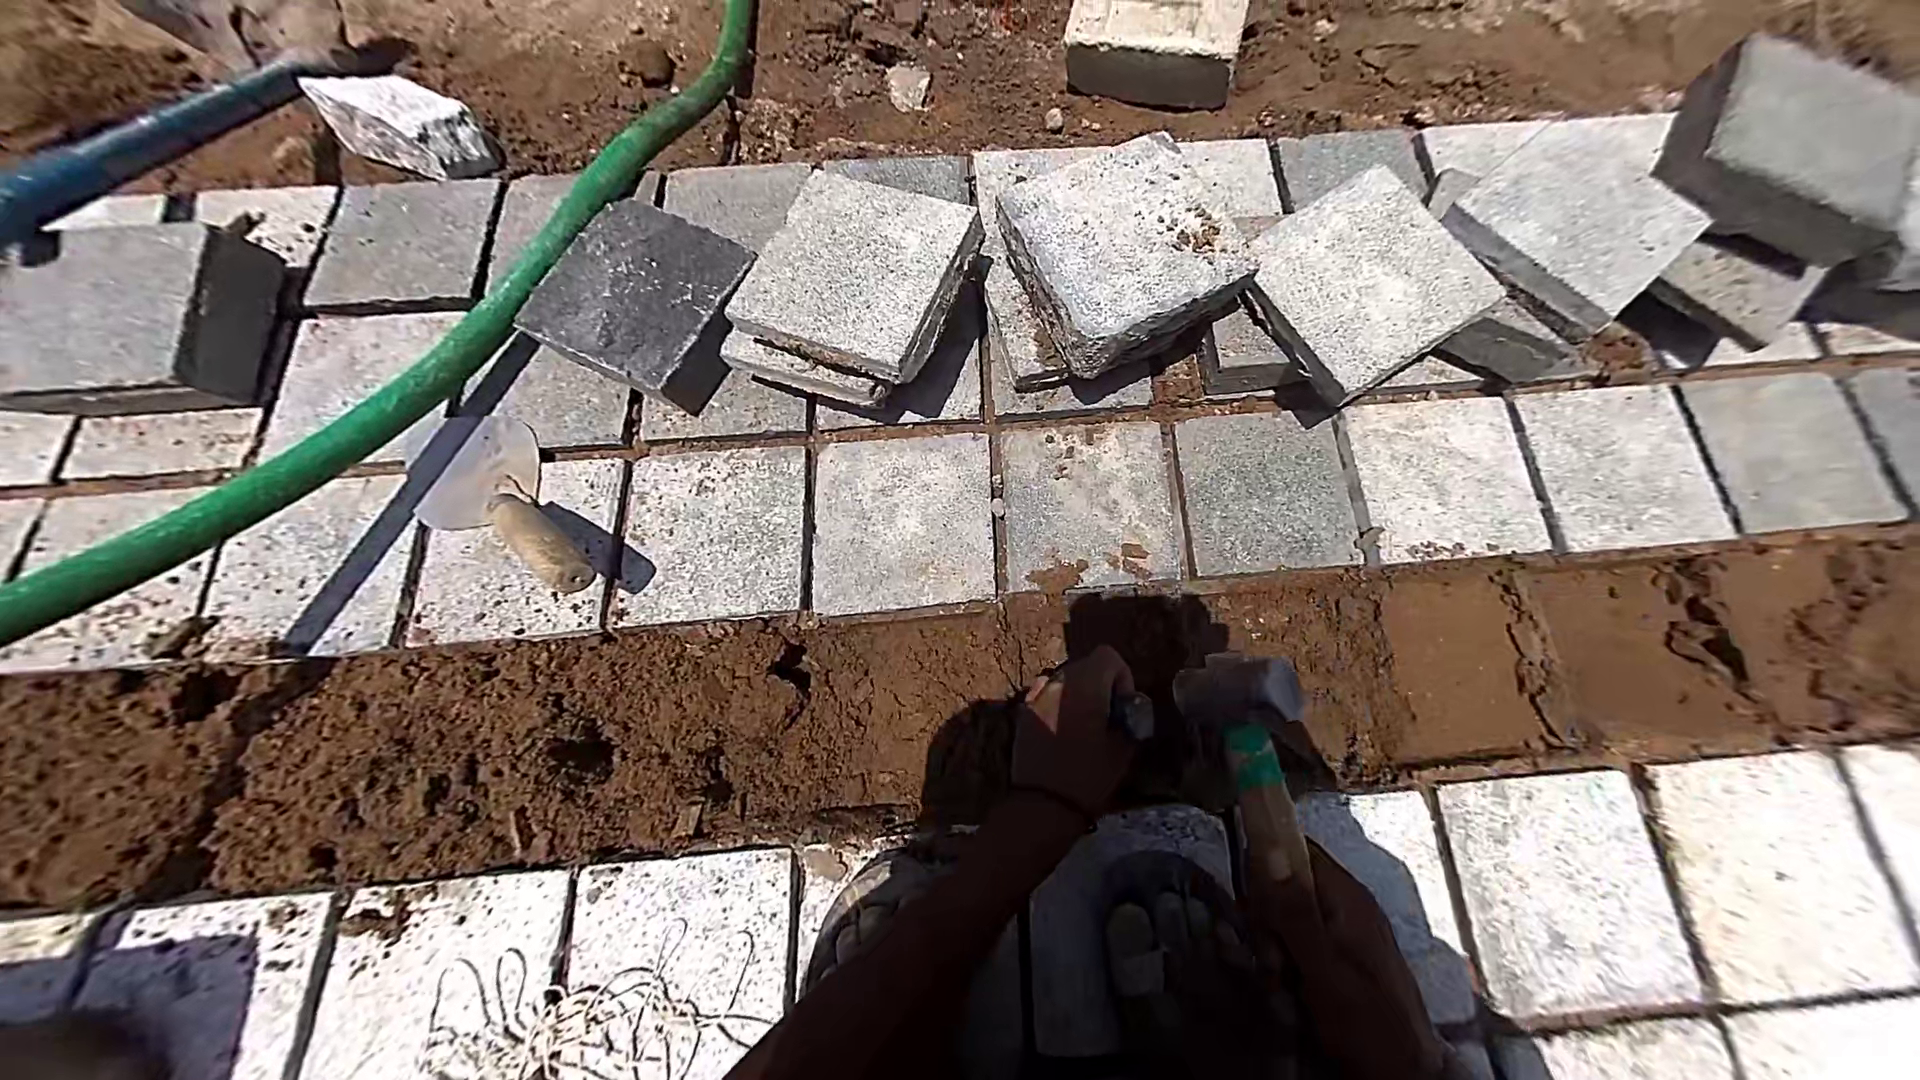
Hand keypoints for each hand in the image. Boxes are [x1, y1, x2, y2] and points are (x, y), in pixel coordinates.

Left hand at [1012, 645, 1137, 816]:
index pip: (1108, 655)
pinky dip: (1058, 701)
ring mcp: (1037, 694)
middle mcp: (1058, 681)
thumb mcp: (1123, 747)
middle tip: (1109, 717)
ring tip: (1086, 725)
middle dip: (1101, 684)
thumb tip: (1129, 704)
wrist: (1045, 803)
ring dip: (1080, 692)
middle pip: (1086, 665)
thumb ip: (1130, 716)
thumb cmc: (1090, 775)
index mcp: (1085, 684)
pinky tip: (1063, 728)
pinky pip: (1046, 693)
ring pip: (1066, 678)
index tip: (1123, 706)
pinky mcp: (1023, 710)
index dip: (1122, 676)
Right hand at [1250, 841, 1448, 1079]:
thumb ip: (1295, 910)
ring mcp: (1340, 930)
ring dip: (1271, 945)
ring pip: (1282, 914)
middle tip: (1273, 955)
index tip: (1255, 901)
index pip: (1293, 846)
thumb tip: (1269, 849)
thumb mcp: (1325, 969)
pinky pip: (1293, 939)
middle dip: (1266, 918)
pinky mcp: (1336, 955)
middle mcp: (1343, 904)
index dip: (1265, 864)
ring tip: (1283, 980)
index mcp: (1346, 895)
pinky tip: (1290, 988)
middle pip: (1281, 882)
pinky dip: (1284, 961)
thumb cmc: (1370, 1026)